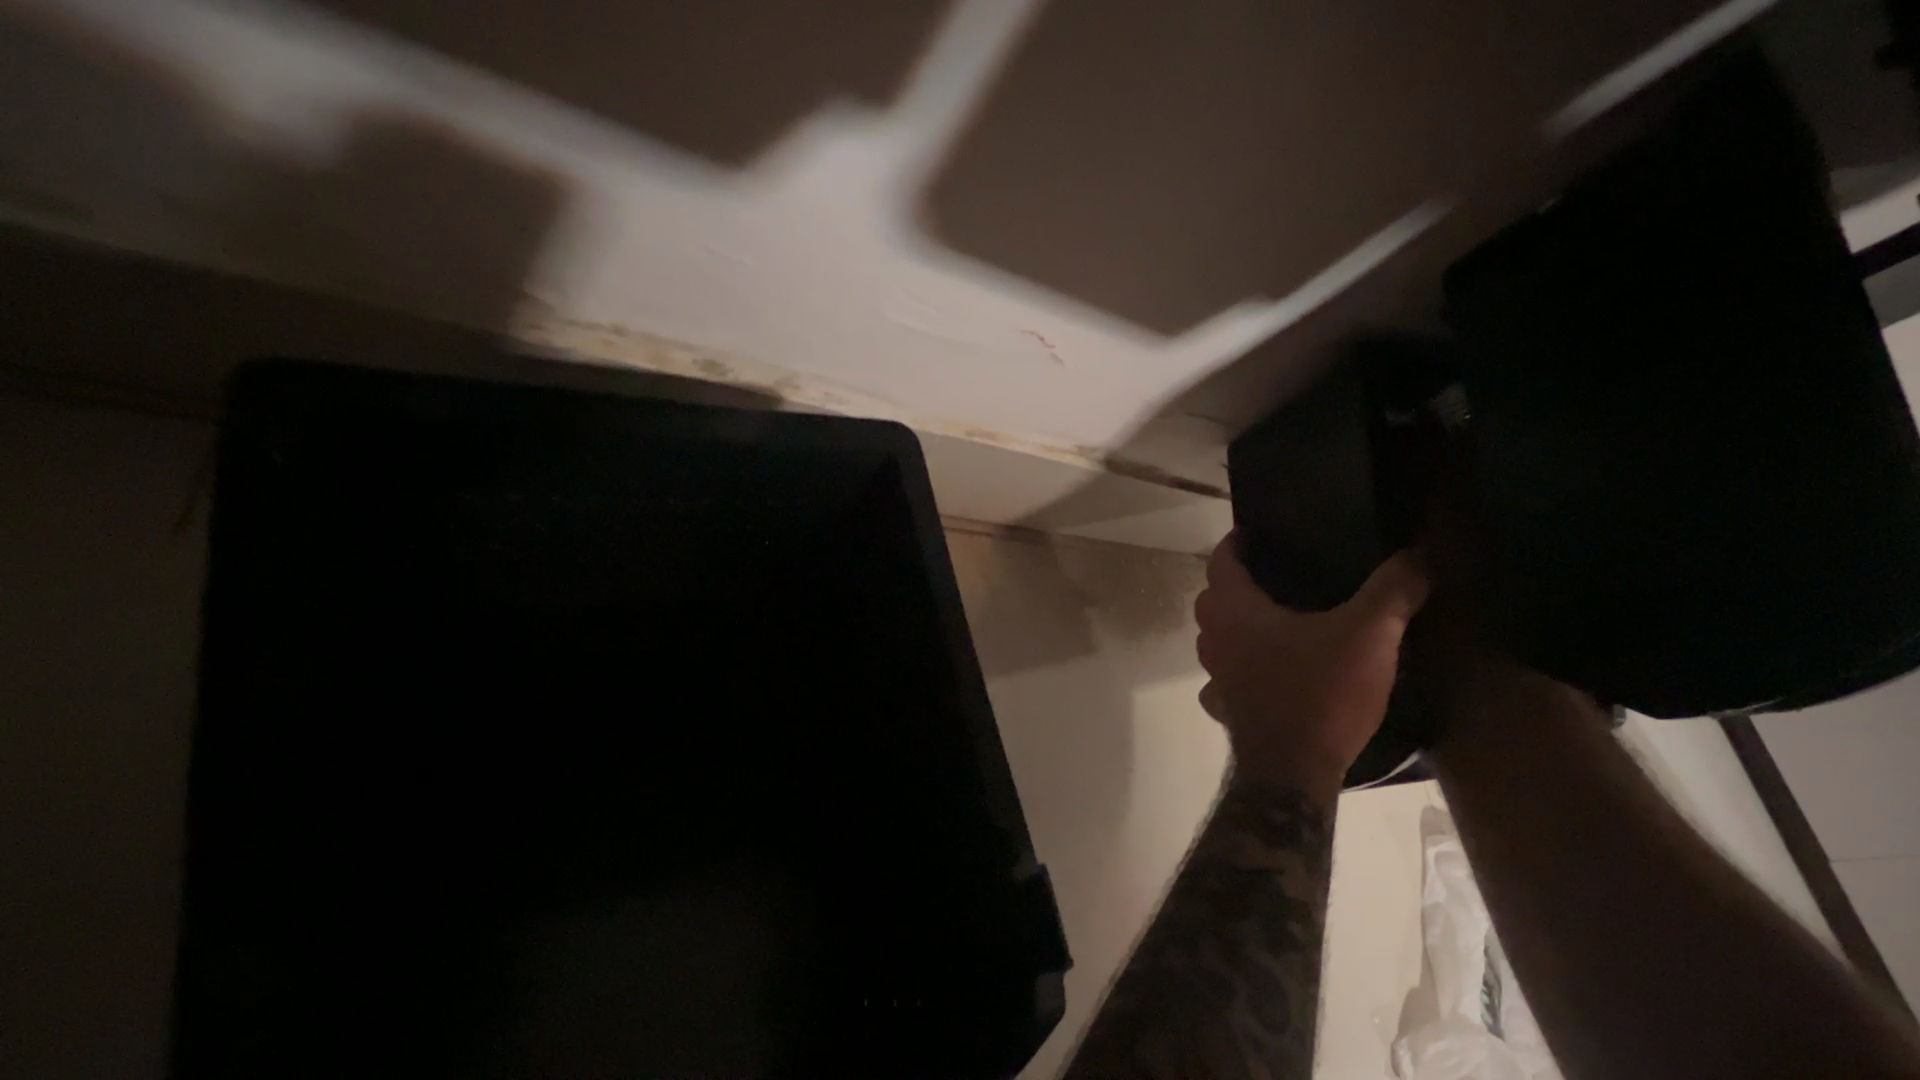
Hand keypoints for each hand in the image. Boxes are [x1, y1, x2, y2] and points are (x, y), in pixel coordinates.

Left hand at [1194, 533, 1428, 802]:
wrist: (1293, 771)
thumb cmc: (1320, 692)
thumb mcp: (1368, 634)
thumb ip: (1393, 590)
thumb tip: (1419, 554)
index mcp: (1235, 609)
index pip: (1221, 560)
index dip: (1237, 543)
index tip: (1257, 533)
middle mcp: (1214, 638)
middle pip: (1214, 598)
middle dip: (1237, 582)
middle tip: (1275, 574)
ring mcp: (1215, 676)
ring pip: (1215, 638)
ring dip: (1235, 626)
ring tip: (1275, 620)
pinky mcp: (1227, 709)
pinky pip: (1225, 679)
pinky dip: (1239, 670)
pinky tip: (1264, 673)